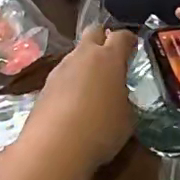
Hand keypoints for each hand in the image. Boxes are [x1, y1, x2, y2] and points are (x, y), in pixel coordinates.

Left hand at [19, 26, 135, 174]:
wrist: (54, 147)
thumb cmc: (101, 130)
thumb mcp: (127, 118)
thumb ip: (126, 99)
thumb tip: (120, 97)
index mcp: (109, 58)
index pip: (122, 36)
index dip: (129, 40)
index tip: (133, 48)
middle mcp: (83, 55)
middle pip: (93, 32)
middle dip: (103, 39)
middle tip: (111, 58)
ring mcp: (61, 68)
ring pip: (76, 54)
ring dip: (85, 63)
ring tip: (92, 86)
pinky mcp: (45, 84)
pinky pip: (63, 74)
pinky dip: (71, 81)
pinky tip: (74, 102)